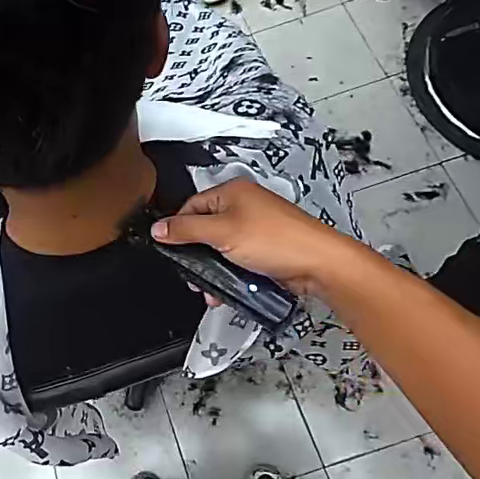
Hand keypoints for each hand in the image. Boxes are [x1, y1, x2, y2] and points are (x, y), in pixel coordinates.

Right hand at [153, 179, 367, 298]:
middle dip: (197, 255)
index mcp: (233, 192)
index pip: (191, 205)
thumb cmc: (281, 240)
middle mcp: (245, 206)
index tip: (170, 247)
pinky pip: (238, 260)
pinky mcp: (265, 249)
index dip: (178, 228)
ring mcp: (256, 229)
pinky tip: (232, 287)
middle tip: (194, 272)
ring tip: (214, 286)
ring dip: (215, 270)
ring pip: (221, 249)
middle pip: (205, 229)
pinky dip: (232, 274)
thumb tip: (161, 228)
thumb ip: (187, 230)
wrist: (318, 263)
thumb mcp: (222, 233)